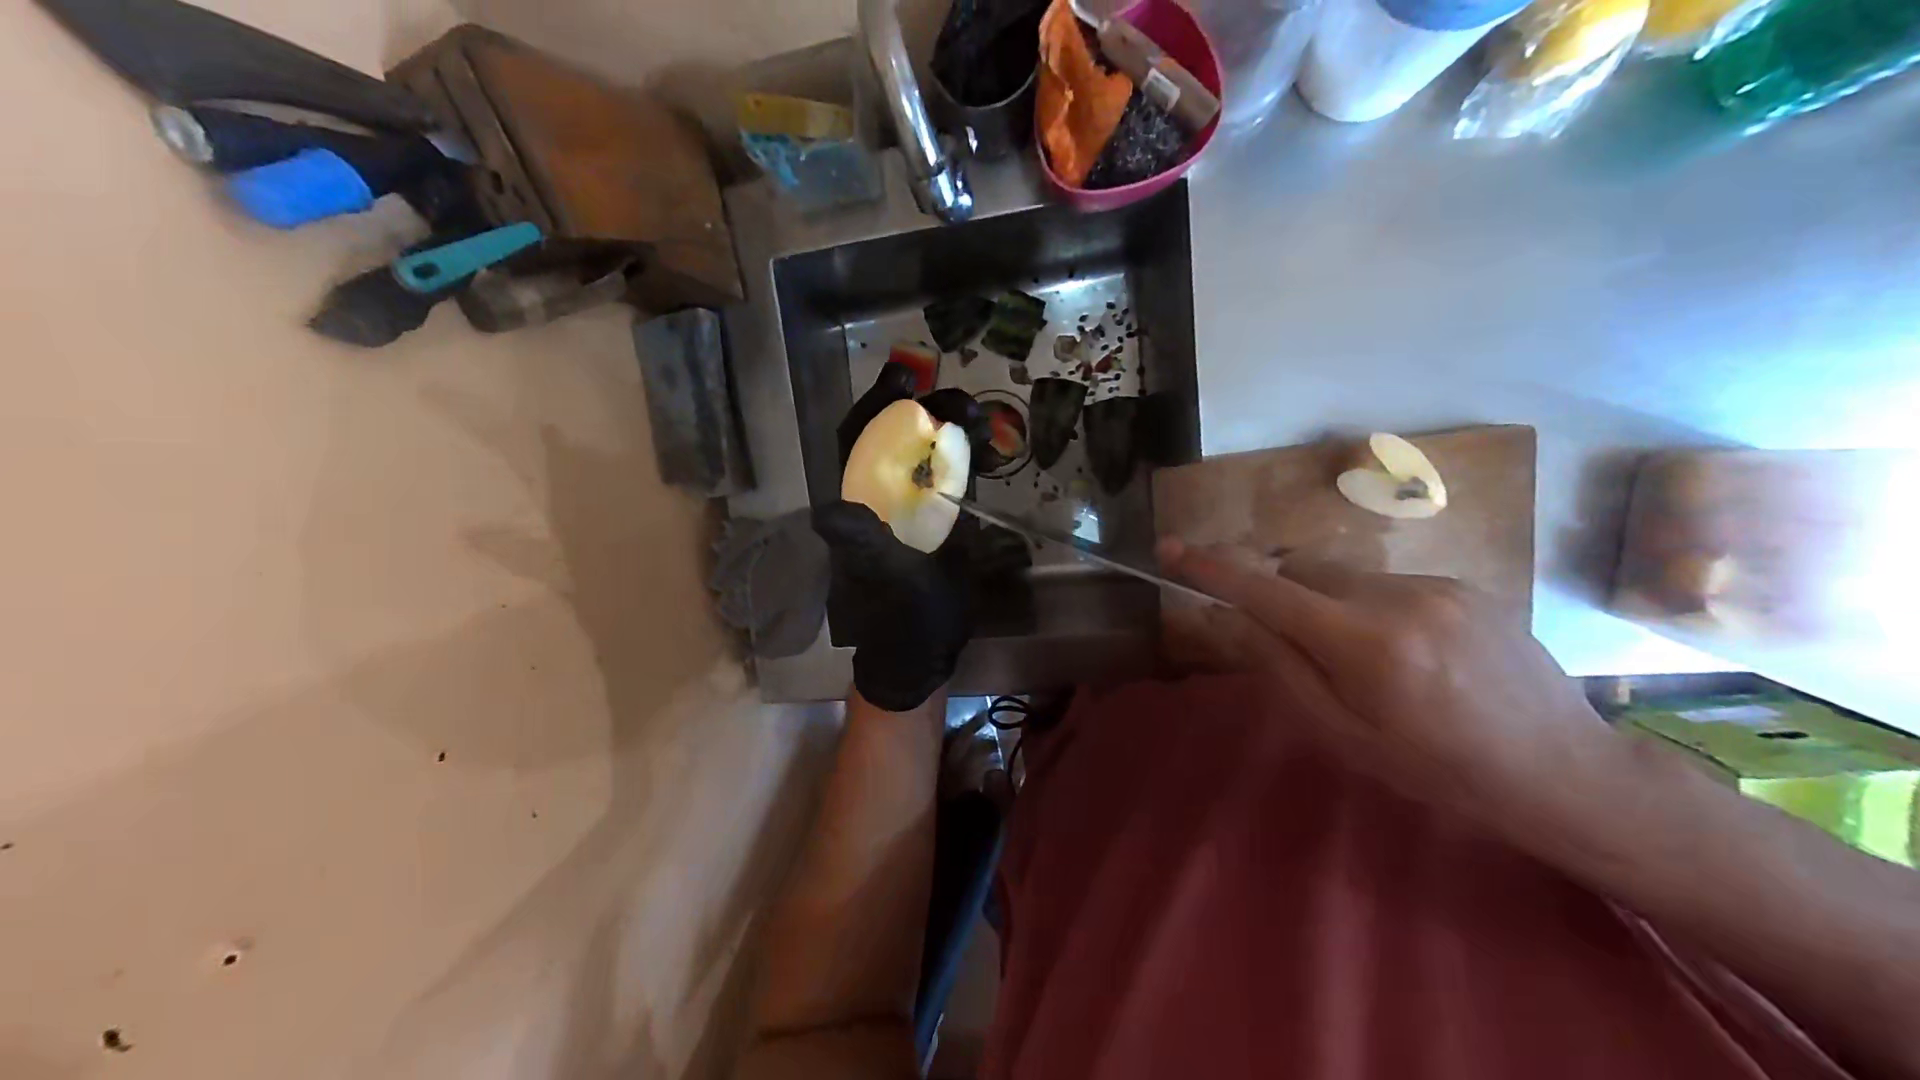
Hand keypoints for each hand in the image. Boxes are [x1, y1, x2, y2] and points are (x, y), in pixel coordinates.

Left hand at [815, 363, 1028, 710]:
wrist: (925, 650)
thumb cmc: (900, 617)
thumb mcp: (883, 579)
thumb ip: (863, 544)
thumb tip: (826, 510)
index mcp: (859, 503)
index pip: (857, 440)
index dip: (874, 406)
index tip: (904, 378)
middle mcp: (882, 496)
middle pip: (898, 437)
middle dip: (928, 413)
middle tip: (965, 404)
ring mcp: (913, 505)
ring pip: (928, 453)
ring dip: (953, 431)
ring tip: (982, 420)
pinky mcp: (941, 519)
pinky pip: (953, 476)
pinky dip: (970, 457)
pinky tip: (990, 450)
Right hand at [1156, 541, 1611, 822]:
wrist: (1562, 772)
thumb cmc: (1438, 770)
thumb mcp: (1345, 736)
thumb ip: (1282, 669)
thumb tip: (1235, 618)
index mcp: (1365, 644)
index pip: (1268, 591)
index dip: (1213, 569)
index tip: (1172, 549)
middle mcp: (1400, 597)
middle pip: (1303, 569)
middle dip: (1284, 595)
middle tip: (1302, 646)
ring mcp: (1439, 584)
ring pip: (1346, 575)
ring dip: (1332, 603)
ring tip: (1374, 660)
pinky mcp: (1466, 583)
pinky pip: (1389, 581)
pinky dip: (1374, 605)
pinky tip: (1414, 652)